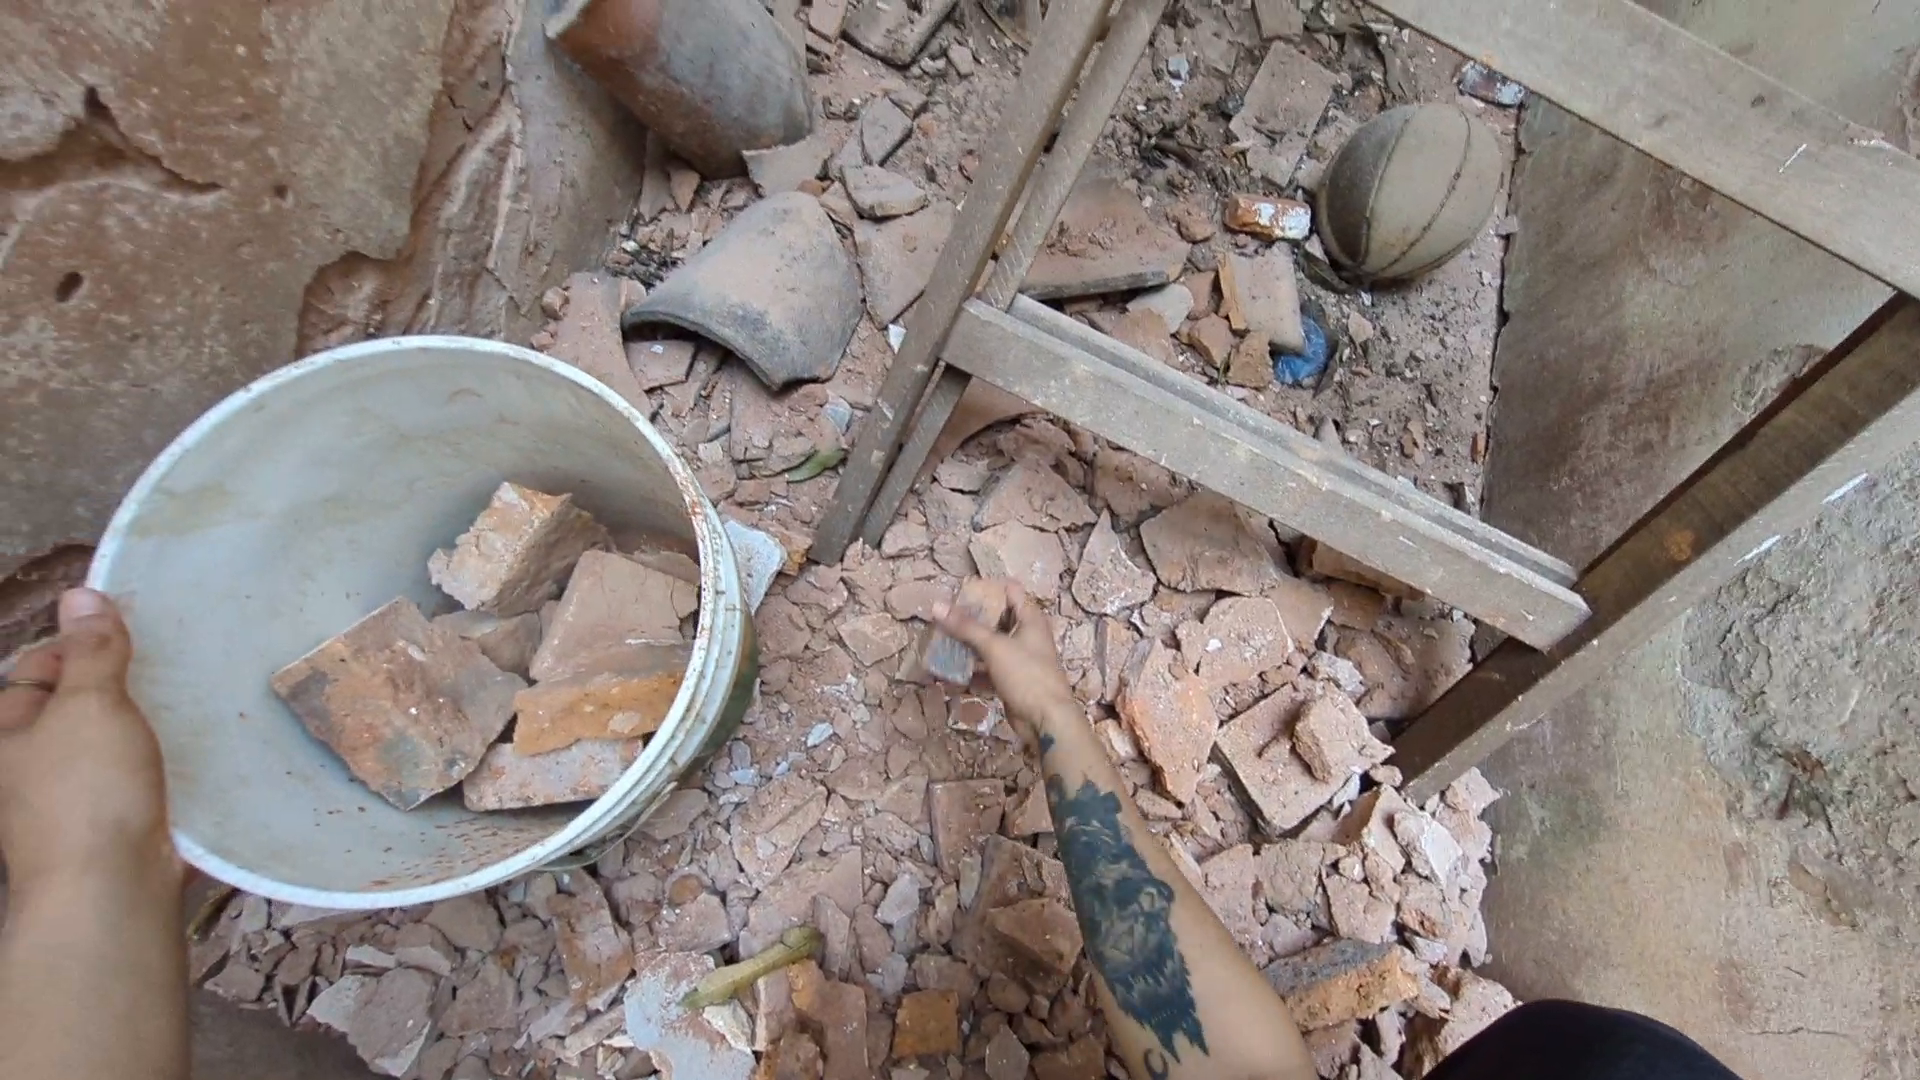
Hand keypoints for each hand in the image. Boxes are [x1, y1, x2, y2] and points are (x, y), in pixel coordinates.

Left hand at [0, 589, 177, 893]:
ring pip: (117, 730)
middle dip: (128, 678)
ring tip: (207, 690)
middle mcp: (32, 756)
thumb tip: (83, 593)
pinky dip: (171, 745)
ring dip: (156, 713)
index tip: (142, 630)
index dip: (83, 643)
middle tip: (186, 656)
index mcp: (7, 733)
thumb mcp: (88, 708)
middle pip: (80, 699)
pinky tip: (208, 735)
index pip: (37, 668)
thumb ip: (92, 653)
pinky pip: (144, 760)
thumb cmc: (85, 788)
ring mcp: (77, 784)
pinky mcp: (120, 804)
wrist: (110, 876)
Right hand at [934, 580, 1079, 740]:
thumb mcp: (994, 646)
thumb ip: (965, 627)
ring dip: (968, 644)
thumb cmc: (1026, 674)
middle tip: (944, 614)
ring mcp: (1019, 658)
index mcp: (1030, 618)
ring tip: (940, 638)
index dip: (988, 587)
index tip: (960, 590)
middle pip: (997, 617)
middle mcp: (1026, 634)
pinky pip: (987, 669)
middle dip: (972, 617)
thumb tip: (937, 606)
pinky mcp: (1011, 680)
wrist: (1046, 720)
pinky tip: (949, 670)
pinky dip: (971, 669)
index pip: (1010, 590)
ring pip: (989, 644)